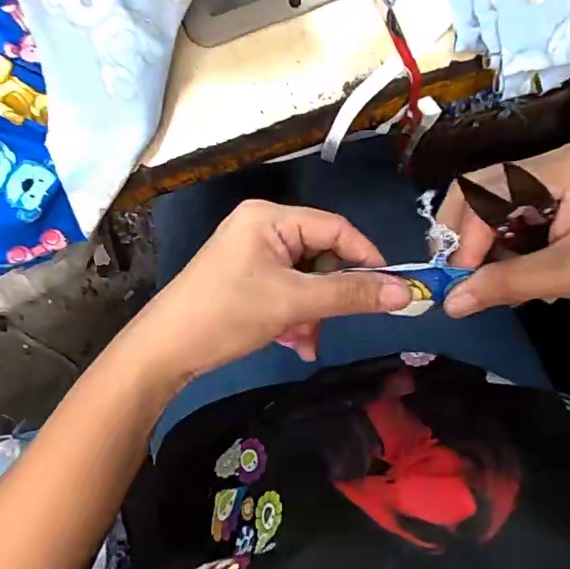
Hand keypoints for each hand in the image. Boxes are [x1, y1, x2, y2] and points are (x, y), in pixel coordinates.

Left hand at [120, 200, 413, 381]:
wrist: (164, 350)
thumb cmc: (228, 315)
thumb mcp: (293, 303)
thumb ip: (350, 295)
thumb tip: (405, 292)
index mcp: (270, 218)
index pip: (336, 228)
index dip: (366, 258)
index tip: (390, 290)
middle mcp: (262, 228)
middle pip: (321, 256)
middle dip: (330, 296)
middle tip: (336, 324)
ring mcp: (252, 254)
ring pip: (306, 280)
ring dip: (313, 314)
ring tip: (305, 343)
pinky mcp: (246, 279)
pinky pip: (287, 292)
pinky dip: (295, 317)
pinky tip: (292, 344)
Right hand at [437, 144, 569, 317]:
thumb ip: (506, 284)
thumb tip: (448, 303)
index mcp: (559, 167)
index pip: (481, 189)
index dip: (461, 236)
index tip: (457, 281)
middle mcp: (559, 167)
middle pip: (487, 194)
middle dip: (469, 239)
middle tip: (462, 280)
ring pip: (505, 213)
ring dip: (494, 250)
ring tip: (500, 289)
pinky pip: (530, 226)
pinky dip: (519, 254)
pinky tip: (527, 284)